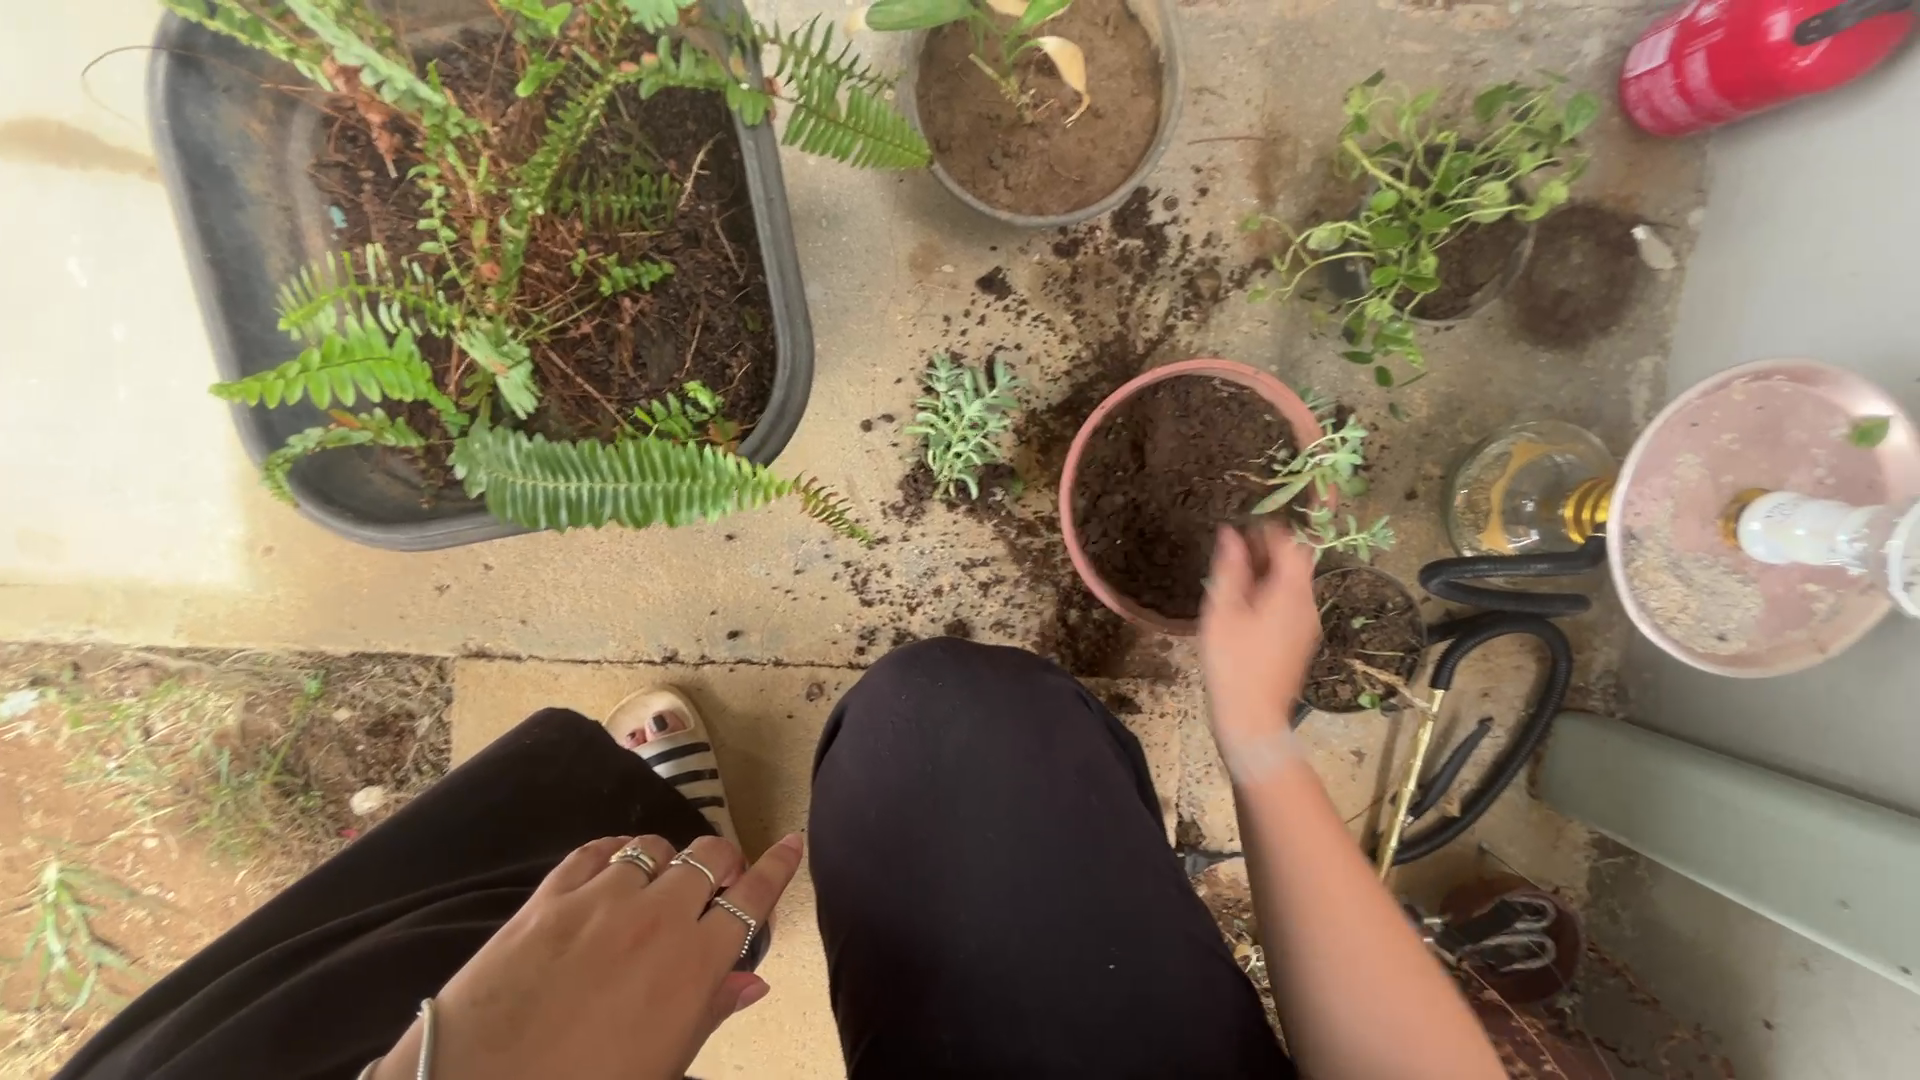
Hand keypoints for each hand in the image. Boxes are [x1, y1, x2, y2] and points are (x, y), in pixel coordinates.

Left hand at [372, 832, 803, 1079]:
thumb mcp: (662, 1065)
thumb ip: (711, 1012)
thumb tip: (754, 982)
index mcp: (692, 966)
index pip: (752, 899)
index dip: (777, 867)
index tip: (791, 844)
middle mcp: (656, 919)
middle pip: (712, 857)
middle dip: (725, 864)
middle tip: (716, 885)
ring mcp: (602, 900)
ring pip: (657, 848)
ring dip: (667, 863)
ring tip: (657, 885)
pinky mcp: (551, 896)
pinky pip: (598, 849)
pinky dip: (614, 854)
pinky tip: (613, 871)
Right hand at [1199, 523, 1320, 781]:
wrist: (1252, 716)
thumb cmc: (1231, 662)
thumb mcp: (1222, 610)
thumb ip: (1229, 568)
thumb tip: (1230, 533)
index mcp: (1291, 592)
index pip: (1292, 544)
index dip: (1269, 531)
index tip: (1242, 528)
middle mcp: (1308, 604)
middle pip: (1297, 563)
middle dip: (1268, 551)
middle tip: (1234, 552)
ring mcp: (1308, 625)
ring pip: (1294, 585)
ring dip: (1268, 573)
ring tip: (1233, 580)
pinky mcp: (1301, 642)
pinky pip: (1291, 605)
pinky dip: (1272, 595)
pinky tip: (1244, 608)